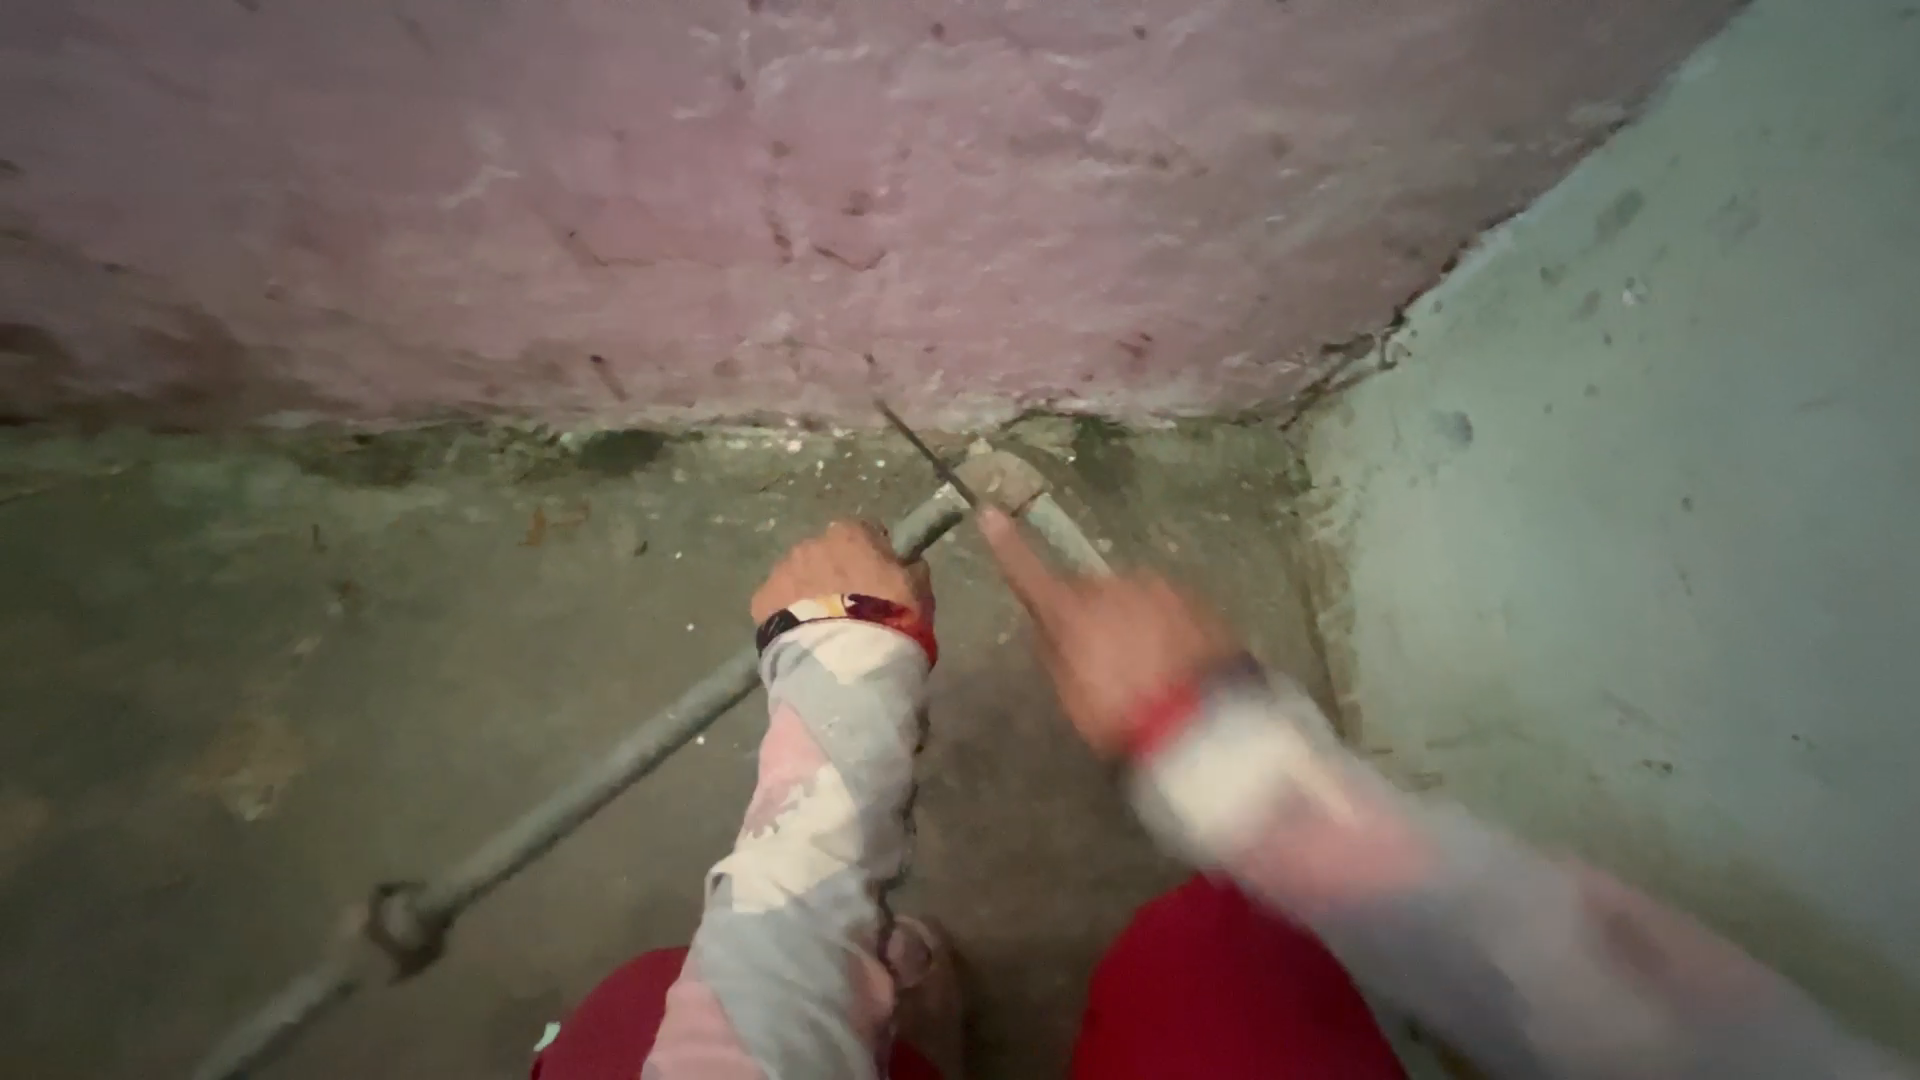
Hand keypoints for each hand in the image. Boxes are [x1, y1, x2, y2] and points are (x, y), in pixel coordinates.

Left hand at [752, 520, 932, 624]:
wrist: (846, 661)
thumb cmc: (889, 618)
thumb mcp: (920, 592)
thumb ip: (912, 569)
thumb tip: (908, 562)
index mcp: (851, 534)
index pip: (863, 531)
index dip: (873, 553)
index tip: (879, 577)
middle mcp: (811, 543)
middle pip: (825, 553)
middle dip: (835, 572)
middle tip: (849, 606)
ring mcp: (782, 570)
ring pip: (798, 576)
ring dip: (809, 592)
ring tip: (823, 626)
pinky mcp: (761, 600)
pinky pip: (777, 603)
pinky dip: (786, 615)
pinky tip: (801, 637)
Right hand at [977, 509, 1241, 755]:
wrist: (1207, 724)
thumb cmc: (1124, 717)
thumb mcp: (1073, 697)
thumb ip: (1053, 652)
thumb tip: (1043, 624)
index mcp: (1073, 612)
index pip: (1029, 574)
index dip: (1007, 545)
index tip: (988, 513)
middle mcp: (1111, 587)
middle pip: (1089, 591)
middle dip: (1093, 613)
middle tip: (1106, 662)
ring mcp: (1157, 588)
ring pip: (1132, 596)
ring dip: (1133, 619)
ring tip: (1149, 669)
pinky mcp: (1196, 598)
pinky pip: (1167, 605)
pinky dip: (1165, 624)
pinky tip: (1176, 660)